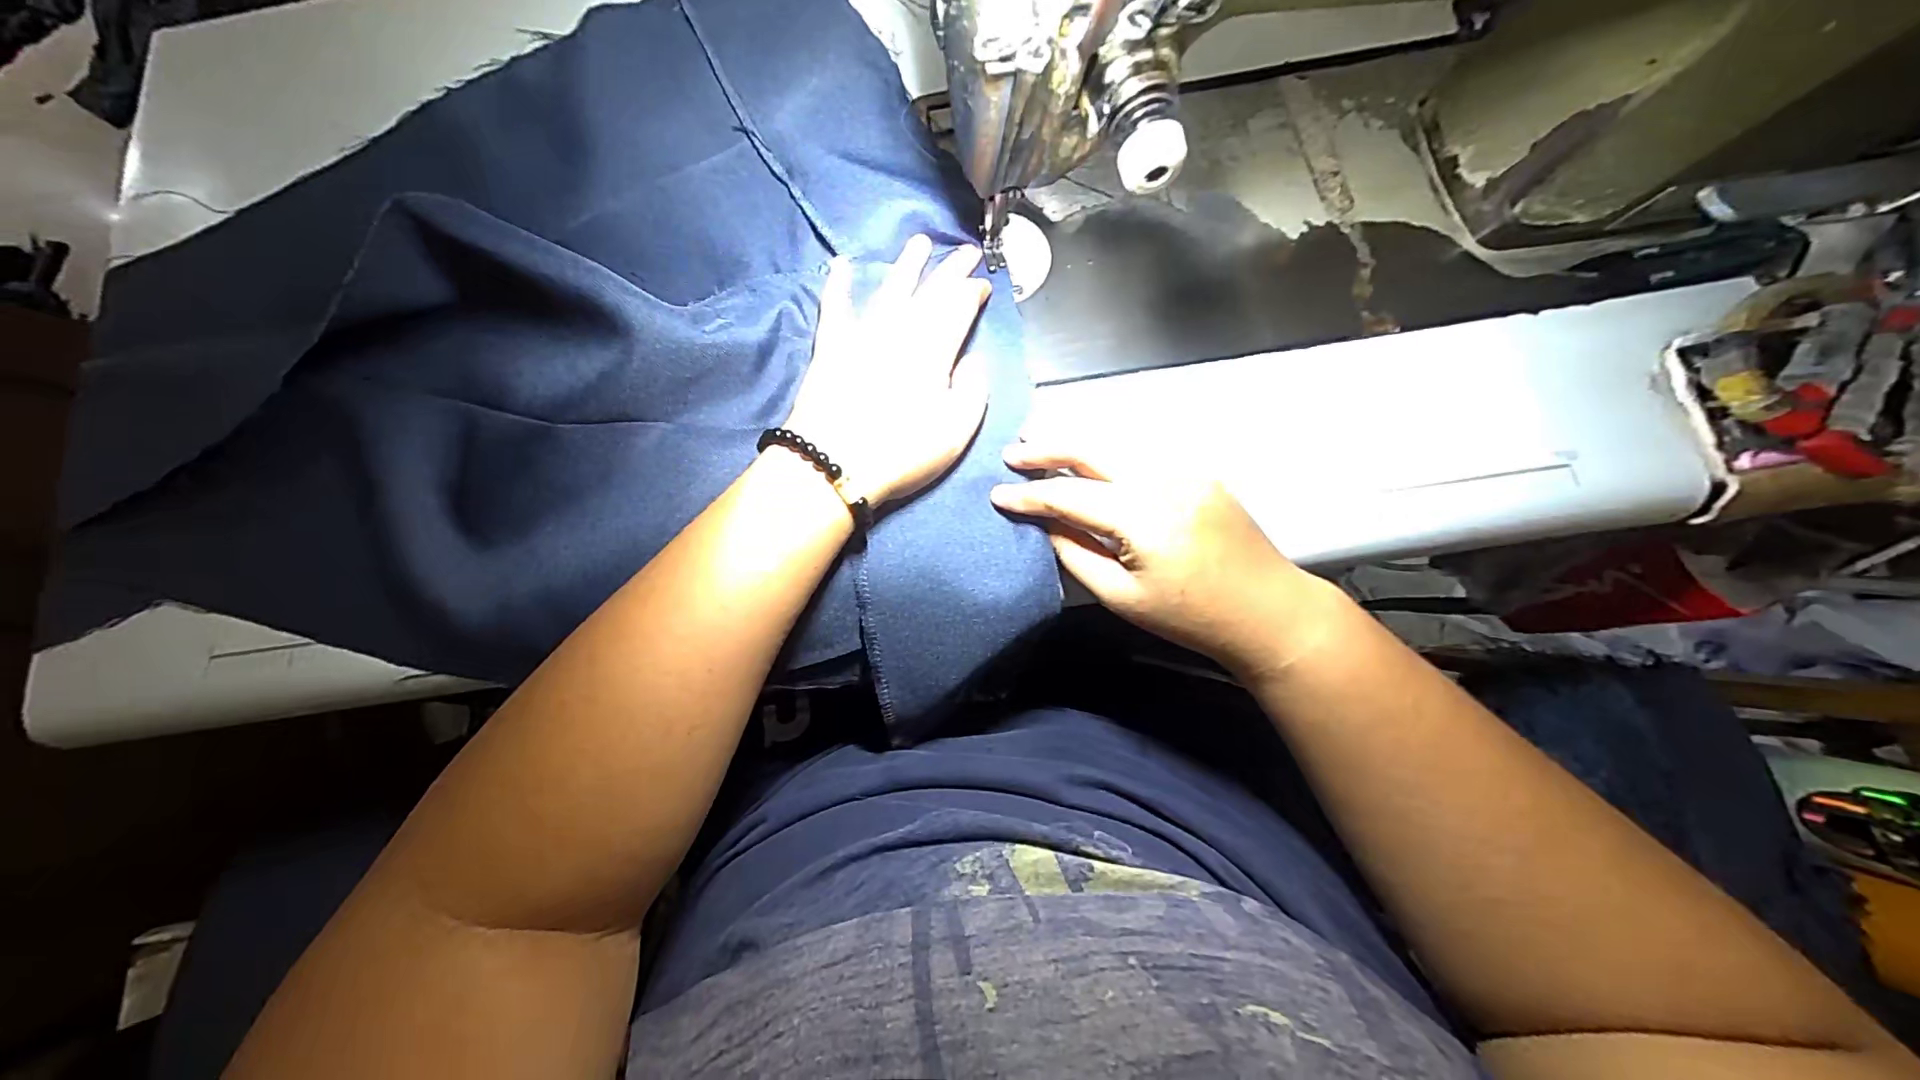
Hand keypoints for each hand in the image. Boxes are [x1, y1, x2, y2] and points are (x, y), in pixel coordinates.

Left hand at [780, 235, 992, 506]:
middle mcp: (900, 333)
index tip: (983, 283)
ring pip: (889, 290)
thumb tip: (973, 361)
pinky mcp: (831, 347)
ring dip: (906, 265)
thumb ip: (972, 391)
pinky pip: (835, 307)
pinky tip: (843, 265)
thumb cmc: (901, 454)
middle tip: (966, 252)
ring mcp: (862, 336)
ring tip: (920, 242)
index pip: (958, 309)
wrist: (833, 464)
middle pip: (930, 292)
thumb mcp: (956, 432)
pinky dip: (839, 285)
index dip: (972, 292)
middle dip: (950, 270)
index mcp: (934, 352)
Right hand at [989, 441, 1349, 678]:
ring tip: (1041, 450)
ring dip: (1077, 448)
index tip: (997, 495)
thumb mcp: (1122, 597)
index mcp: (1144, 518)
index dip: (1030, 496)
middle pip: (1093, 449)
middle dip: (1047, 448)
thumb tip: (1045, 524)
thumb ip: (1076, 554)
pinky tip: (1091, 465)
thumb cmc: (1191, 618)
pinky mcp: (1200, 475)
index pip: (1071, 495)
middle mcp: (1165, 481)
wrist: (1269, 612)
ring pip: (1118, 447)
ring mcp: (1187, 472)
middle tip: (1011, 454)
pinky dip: (1110, 458)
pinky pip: (1144, 459)